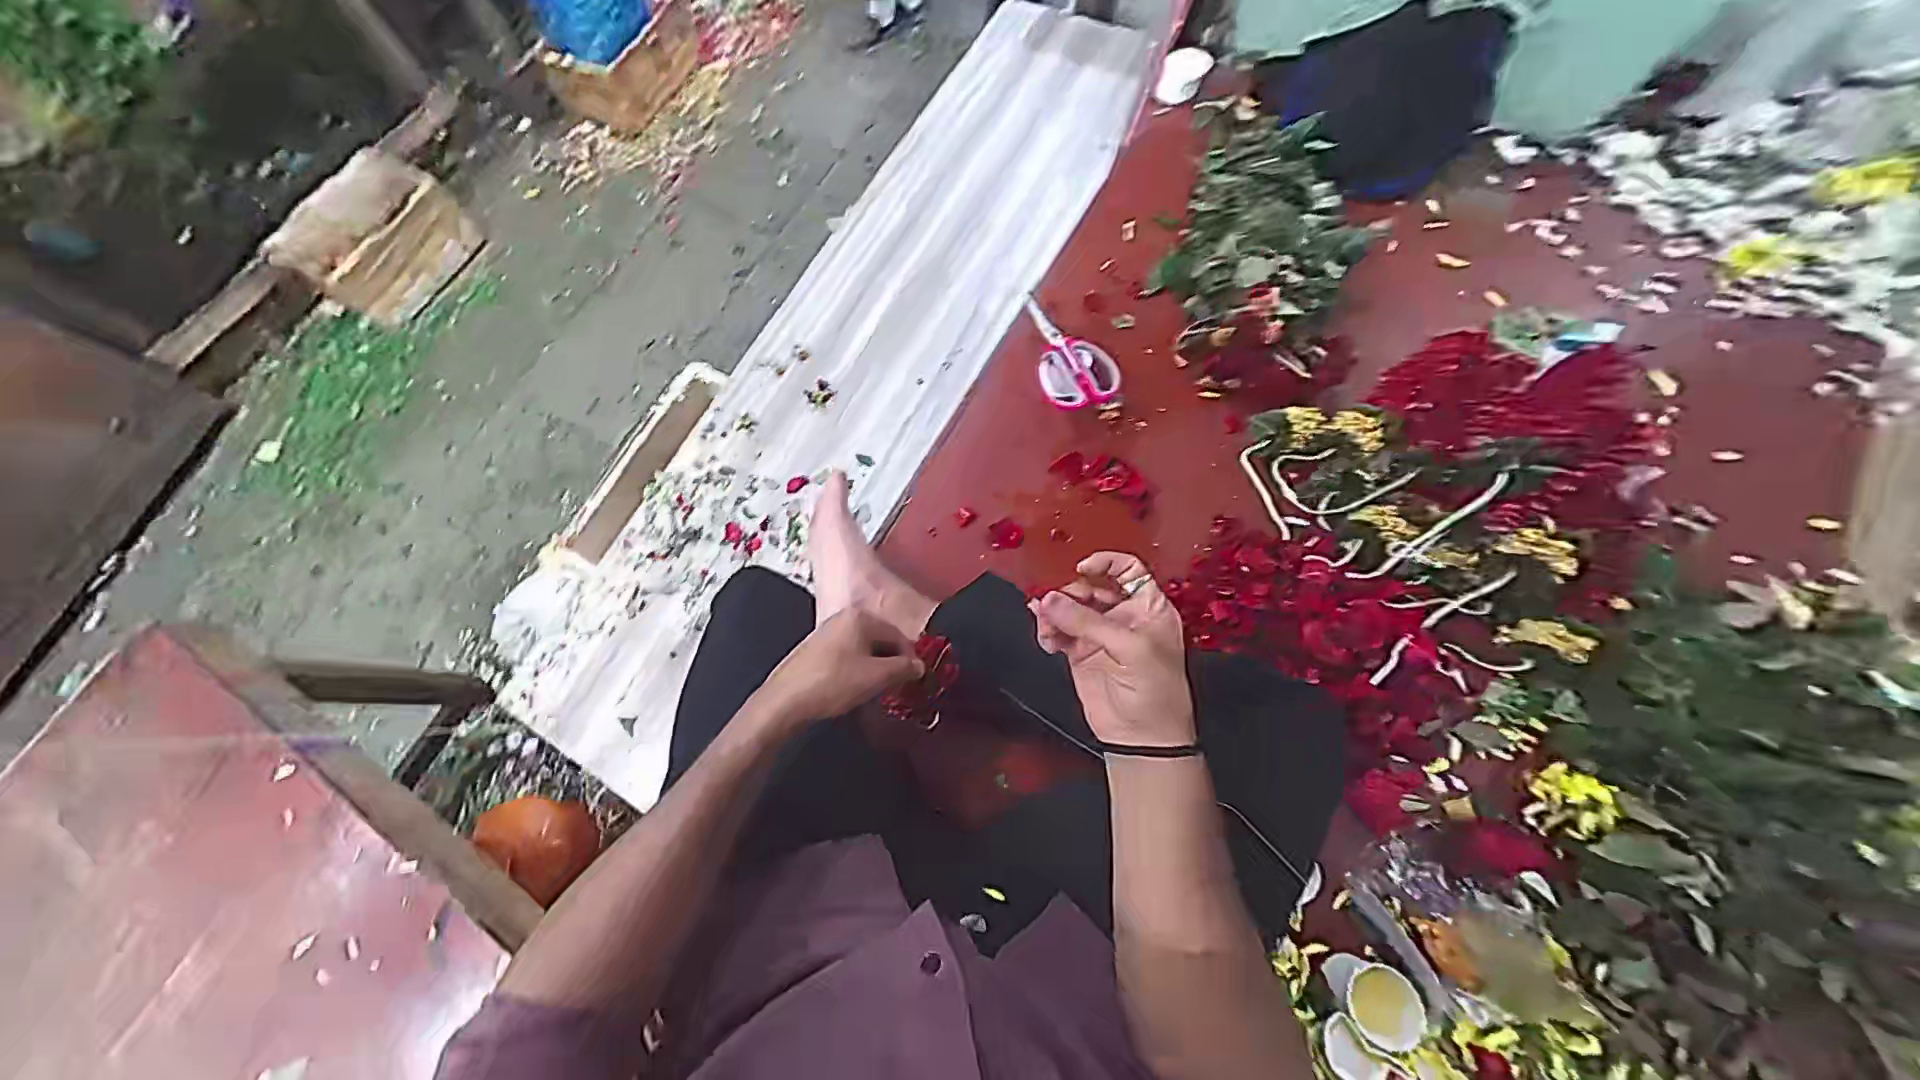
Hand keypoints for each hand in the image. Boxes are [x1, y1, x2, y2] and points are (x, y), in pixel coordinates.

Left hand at [755, 607, 924, 729]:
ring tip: (879, 689)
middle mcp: (843, 617)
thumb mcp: (876, 677)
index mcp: (860, 617)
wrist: (785, 701)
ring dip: (876, 666)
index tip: (916, 679)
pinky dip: (858, 668)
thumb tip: (920, 666)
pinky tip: (855, 686)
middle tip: (899, 685)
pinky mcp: (815, 648)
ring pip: (864, 648)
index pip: (898, 635)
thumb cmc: (834, 683)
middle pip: (881, 639)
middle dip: (892, 662)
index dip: (910, 658)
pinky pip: (848, 654)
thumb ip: (903, 668)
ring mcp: (827, 632)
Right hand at [1029, 552, 1194, 747]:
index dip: (1105, 563)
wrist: (1143, 738)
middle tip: (1057, 605)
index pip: (1128, 570)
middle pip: (1091, 587)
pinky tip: (1047, 639)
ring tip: (1046, 626)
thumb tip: (1049, 601)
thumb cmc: (1156, 691)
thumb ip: (1088, 622)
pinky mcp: (1079, 652)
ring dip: (1054, 612)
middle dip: (1071, 593)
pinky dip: (1048, 630)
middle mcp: (1123, 616)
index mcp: (1148, 607)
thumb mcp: (1131, 648)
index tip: (1082, 567)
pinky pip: (1058, 631)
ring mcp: (1099, 634)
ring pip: (1069, 608)